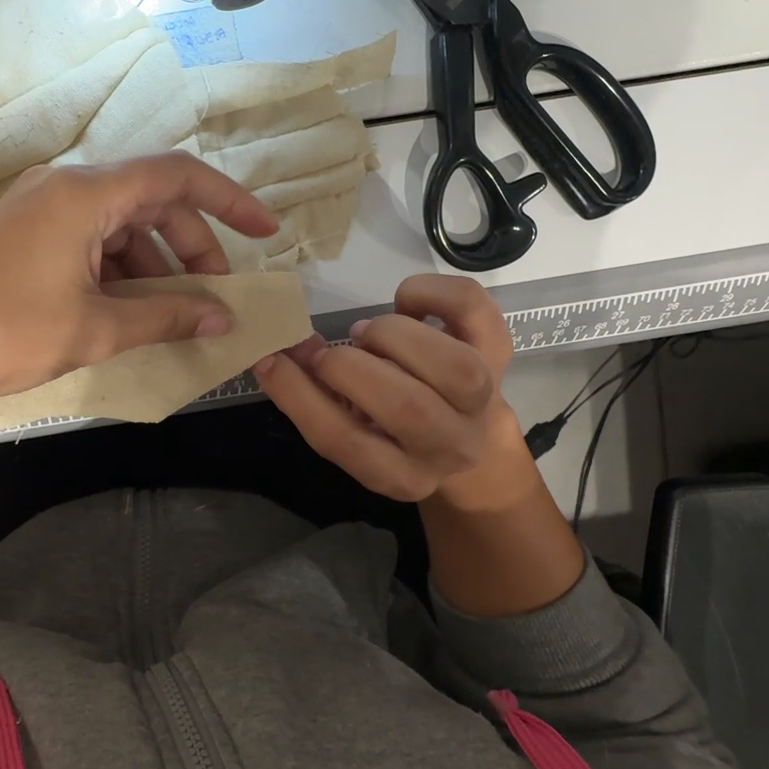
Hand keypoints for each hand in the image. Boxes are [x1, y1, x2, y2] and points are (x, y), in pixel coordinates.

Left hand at [0, 153, 278, 423]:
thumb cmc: (6, 335)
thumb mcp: (96, 328)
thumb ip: (167, 316)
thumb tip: (222, 319)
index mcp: (83, 192)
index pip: (176, 175)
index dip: (229, 201)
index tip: (265, 233)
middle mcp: (61, 186)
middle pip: (149, 199)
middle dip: (191, 245)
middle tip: (215, 297)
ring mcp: (36, 208)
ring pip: (118, 223)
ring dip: (154, 263)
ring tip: (173, 313)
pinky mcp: (21, 234)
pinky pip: (87, 239)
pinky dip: (118, 269)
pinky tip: (129, 309)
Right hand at [255, 275, 522, 503]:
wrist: (466, 430)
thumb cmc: (389, 428)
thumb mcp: (347, 426)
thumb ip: (311, 394)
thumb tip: (276, 349)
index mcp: (401, 475)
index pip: (346, 442)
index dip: (299, 395)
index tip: (269, 359)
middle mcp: (450, 447)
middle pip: (408, 409)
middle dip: (350, 367)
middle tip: (327, 353)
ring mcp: (484, 401)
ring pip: (453, 366)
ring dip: (394, 336)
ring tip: (368, 332)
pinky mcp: (500, 352)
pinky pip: (475, 313)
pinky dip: (434, 293)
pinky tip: (405, 300)